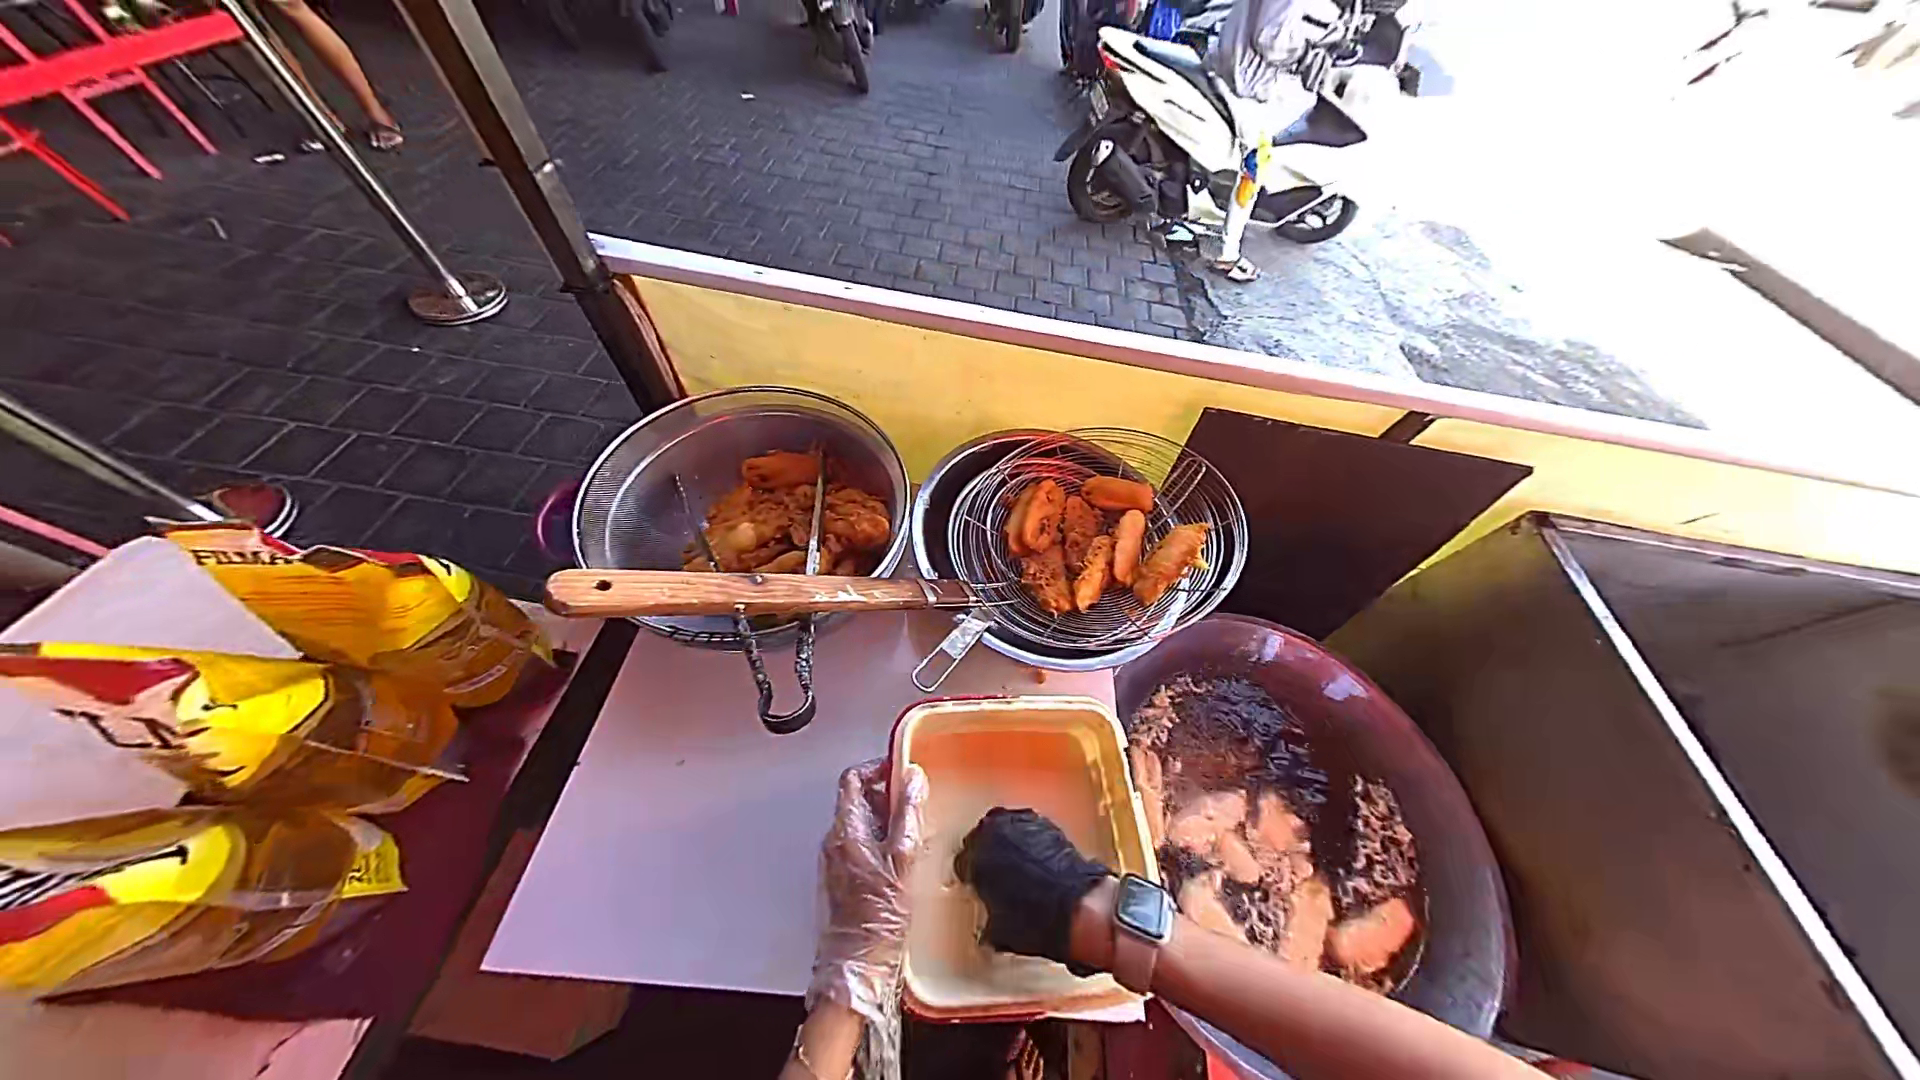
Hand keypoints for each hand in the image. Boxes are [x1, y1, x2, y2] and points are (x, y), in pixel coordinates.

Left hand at [807, 759, 927, 1024]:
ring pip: (863, 822)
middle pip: (858, 798)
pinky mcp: (845, 877)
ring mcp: (838, 860)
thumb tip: (912, 778)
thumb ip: (907, 812)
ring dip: (888, 819)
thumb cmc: (877, 916)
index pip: (852, 778)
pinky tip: (903, 859)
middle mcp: (836, 841)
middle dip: (887, 795)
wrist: (860, 965)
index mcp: (845, 829)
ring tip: (912, 834)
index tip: (899, 770)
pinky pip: (863, 844)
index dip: (876, 768)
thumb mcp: (902, 856)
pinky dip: (883, 840)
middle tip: (913, 805)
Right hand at [954, 808, 1111, 969]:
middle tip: (992, 871)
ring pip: (1005, 828)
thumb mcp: (1000, 930)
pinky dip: (1028, 841)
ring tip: (1014, 864)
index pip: (963, 861)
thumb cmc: (1038, 919)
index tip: (975, 884)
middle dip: (986, 852)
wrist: (1079, 907)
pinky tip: (1034, 860)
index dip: (970, 875)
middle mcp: (995, 830)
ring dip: (1007, 843)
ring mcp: (1021, 821)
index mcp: (976, 855)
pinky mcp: (1046, 822)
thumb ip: (988, 920)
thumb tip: (990, 928)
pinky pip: (1028, 828)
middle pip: (982, 837)